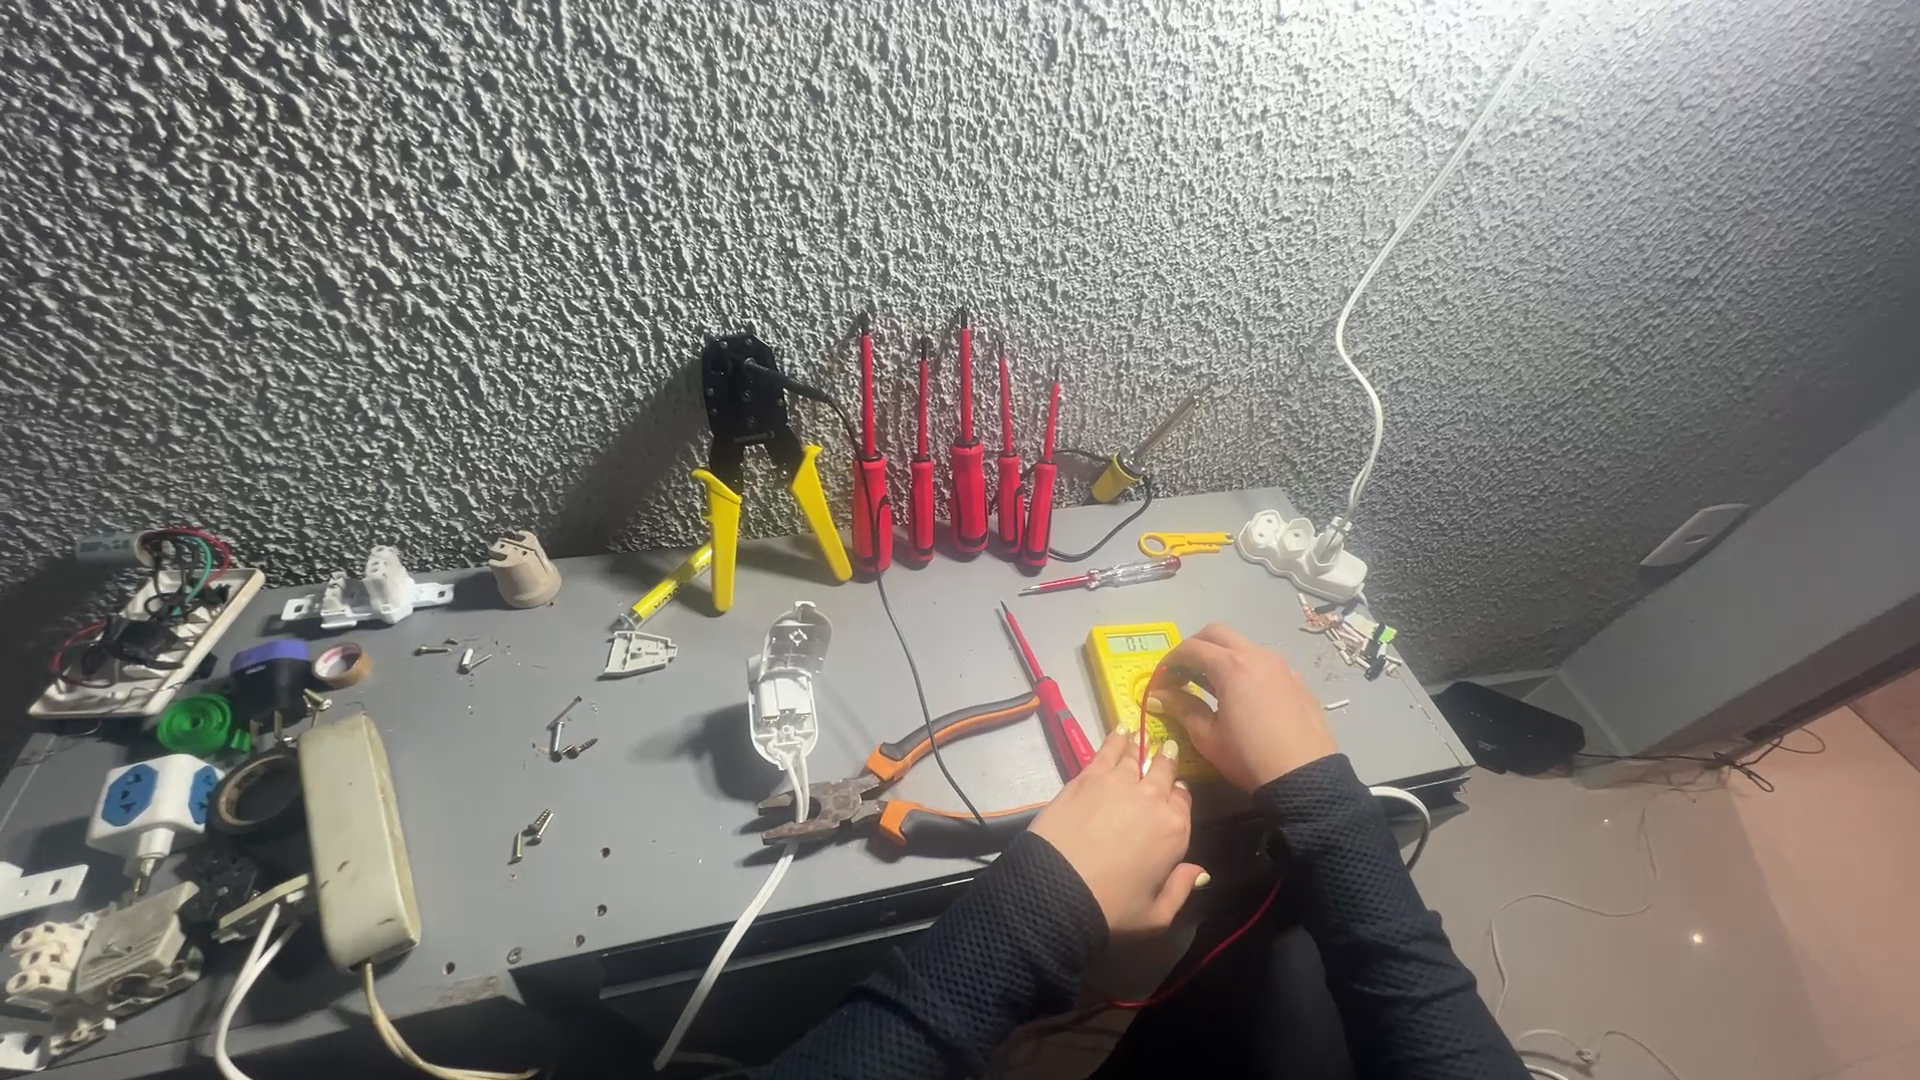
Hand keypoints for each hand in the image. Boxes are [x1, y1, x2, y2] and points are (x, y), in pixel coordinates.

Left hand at [1028, 728, 1207, 937]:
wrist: (1059, 888)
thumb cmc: (1111, 909)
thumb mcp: (1157, 916)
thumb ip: (1181, 889)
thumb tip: (1200, 871)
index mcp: (1174, 830)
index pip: (1183, 801)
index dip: (1178, 795)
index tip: (1174, 791)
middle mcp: (1151, 799)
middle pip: (1163, 772)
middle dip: (1166, 762)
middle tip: (1167, 752)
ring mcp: (1118, 782)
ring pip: (1136, 757)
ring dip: (1142, 747)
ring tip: (1144, 736)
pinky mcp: (1088, 776)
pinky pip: (1108, 750)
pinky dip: (1116, 738)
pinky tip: (1121, 729)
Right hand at [1148, 623, 1337, 792]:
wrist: (1308, 780)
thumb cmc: (1250, 757)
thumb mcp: (1207, 736)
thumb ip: (1181, 708)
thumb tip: (1159, 696)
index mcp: (1231, 666)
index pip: (1190, 649)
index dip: (1169, 662)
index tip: (1161, 683)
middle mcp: (1257, 655)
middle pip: (1216, 634)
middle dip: (1194, 648)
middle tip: (1182, 674)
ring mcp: (1281, 666)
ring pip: (1242, 645)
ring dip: (1220, 656)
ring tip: (1210, 686)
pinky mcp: (1297, 680)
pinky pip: (1263, 662)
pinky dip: (1244, 668)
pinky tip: (1242, 697)